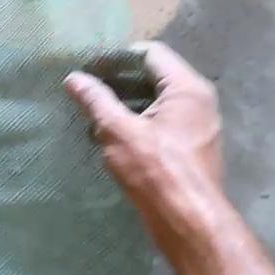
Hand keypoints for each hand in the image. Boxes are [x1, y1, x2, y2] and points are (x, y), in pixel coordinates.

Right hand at [65, 42, 229, 254]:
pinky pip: (163, 120)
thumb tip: (74, 78)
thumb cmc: (155, 169)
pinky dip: (138, 120)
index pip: (150, 53)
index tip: (89, 69)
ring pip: (157, 100)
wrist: (188, 220)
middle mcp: (199, 100)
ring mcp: (199, 124)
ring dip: (126, 102)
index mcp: (187, 88)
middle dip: (119, 80)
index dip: (117, 57)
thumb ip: (95, 99)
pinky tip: (113, 134)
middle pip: (154, 75)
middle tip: (87, 89)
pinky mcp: (192, 146)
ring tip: (94, 112)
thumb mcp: (117, 130)